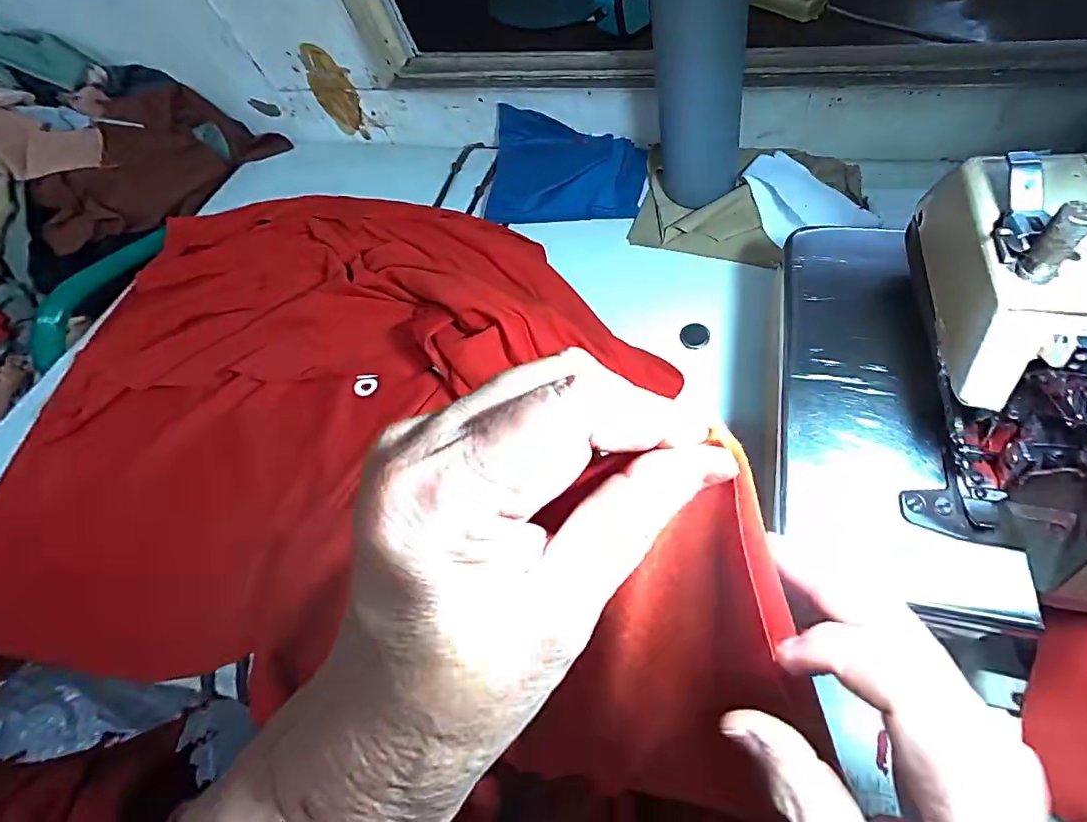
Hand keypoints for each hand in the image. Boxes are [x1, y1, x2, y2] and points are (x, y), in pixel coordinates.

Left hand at [184, 349, 735, 821]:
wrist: (385, 707)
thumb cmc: (465, 689)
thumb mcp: (563, 614)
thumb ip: (632, 516)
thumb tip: (701, 459)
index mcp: (442, 494)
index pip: (567, 408)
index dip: (645, 414)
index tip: (700, 438)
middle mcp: (415, 445)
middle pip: (552, 381)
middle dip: (629, 406)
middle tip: (682, 447)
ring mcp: (412, 434)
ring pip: (537, 378)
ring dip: (602, 407)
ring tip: (647, 449)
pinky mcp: (422, 436)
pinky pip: (515, 396)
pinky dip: (568, 413)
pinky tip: (597, 449)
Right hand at [721, 539, 1049, 821]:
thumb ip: (805, 793)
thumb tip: (744, 724)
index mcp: (967, 769)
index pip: (894, 666)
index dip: (829, 644)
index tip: (779, 650)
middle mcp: (987, 738)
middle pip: (905, 629)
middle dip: (833, 584)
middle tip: (778, 553)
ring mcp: (987, 731)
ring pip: (911, 633)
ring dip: (847, 599)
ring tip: (797, 577)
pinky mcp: (975, 734)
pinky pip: (918, 657)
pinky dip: (869, 629)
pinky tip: (839, 625)